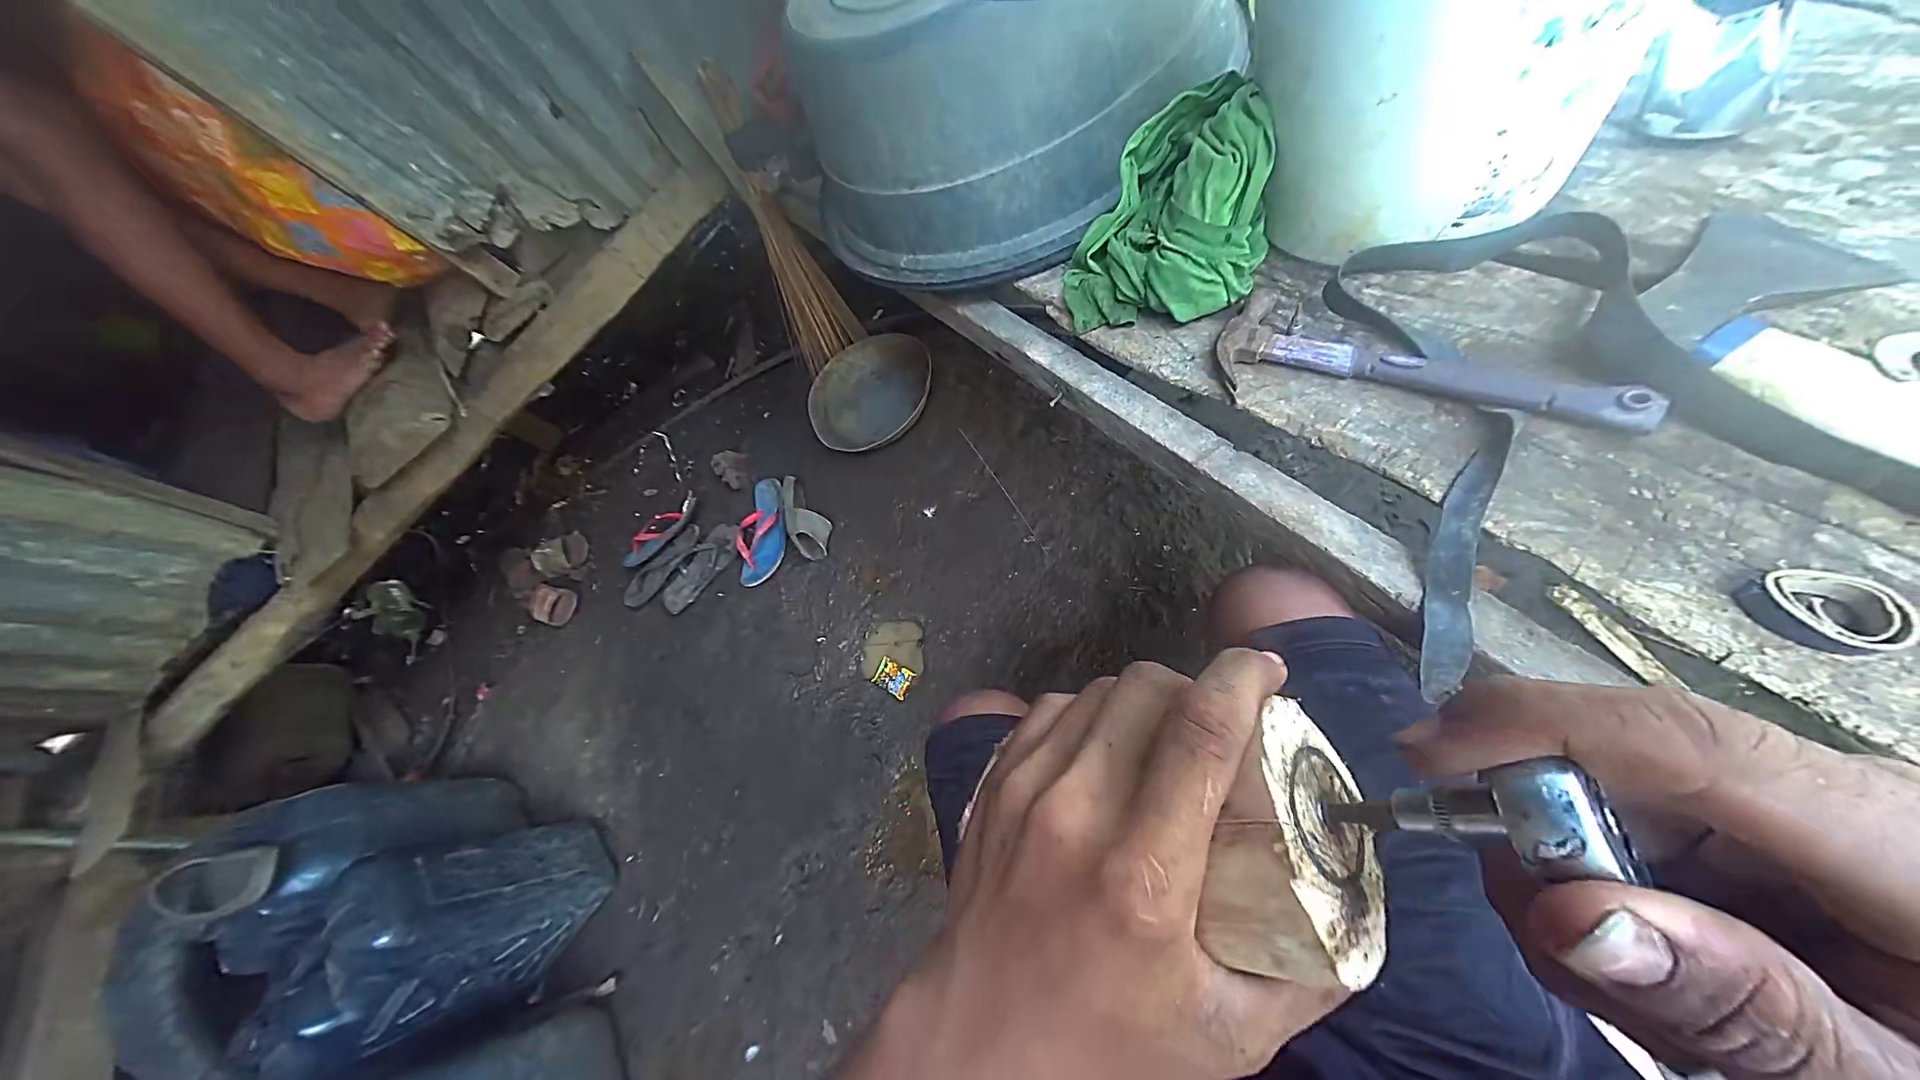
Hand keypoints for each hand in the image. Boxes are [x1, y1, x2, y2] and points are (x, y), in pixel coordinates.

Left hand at [840, 651, 1345, 1079]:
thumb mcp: (1229, 1033)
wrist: (979, 1039)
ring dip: (1142, 698)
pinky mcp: (993, 786)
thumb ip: (1308, 972)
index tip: (1267, 670)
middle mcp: (1076, 813)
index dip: (1240, 681)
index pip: (1200, 734)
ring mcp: (1024, 791)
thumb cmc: (1108, 1042)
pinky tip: (1105, 746)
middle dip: (1194, 686)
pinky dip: (1089, 712)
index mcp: (1144, 874)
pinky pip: (1051, 710)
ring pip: (1096, 692)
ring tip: (1163, 735)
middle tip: (1217, 722)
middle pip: (1144, 691)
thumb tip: (1354, 898)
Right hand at [1399, 679, 1919, 1077]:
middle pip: (1611, 769)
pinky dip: (1581, 887)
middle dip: (1540, 846)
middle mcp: (1818, 790)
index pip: (1683, 738)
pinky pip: (1606, 821)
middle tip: (1560, 946)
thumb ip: (1747, 1010)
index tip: (1420, 755)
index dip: (1534, 724)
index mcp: (1900, 840)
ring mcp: (1770, 801)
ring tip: (1632, 986)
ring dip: (1559, 883)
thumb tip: (1571, 917)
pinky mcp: (1731, 819)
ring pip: (1587, 795)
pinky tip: (1641, 953)